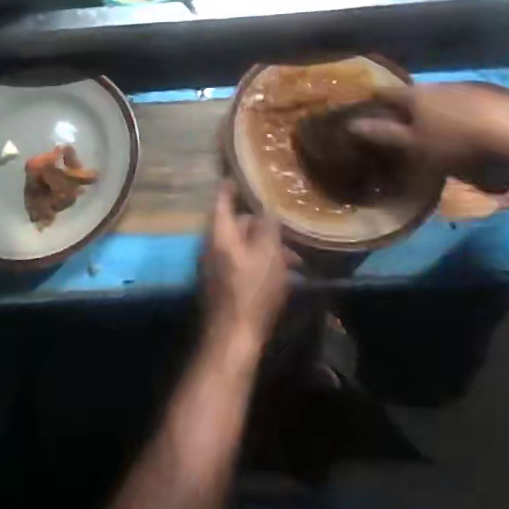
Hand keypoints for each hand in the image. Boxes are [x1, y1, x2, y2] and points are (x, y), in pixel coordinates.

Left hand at [201, 182, 294, 354]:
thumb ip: (268, 226)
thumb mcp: (269, 254)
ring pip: (242, 244)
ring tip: (297, 256)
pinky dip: (261, 261)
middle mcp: (211, 244)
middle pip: (236, 222)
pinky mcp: (222, 283)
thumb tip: (267, 208)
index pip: (223, 197)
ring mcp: (214, 264)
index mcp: (219, 231)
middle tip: (285, 220)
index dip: (233, 184)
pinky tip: (286, 274)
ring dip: (266, 246)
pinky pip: (242, 261)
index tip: (243, 172)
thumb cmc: (253, 290)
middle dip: (261, 222)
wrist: (234, 336)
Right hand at [347, 82, 508, 192]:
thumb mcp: (416, 147)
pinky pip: (469, 106)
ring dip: (436, 114)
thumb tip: (350, 123)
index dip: (371, 102)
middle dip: (406, 110)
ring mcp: (470, 88)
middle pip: (415, 96)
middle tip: (401, 130)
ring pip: (443, 100)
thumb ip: (383, 135)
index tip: (363, 113)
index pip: (384, 94)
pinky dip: (463, 118)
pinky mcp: (498, 97)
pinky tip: (472, 136)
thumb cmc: (461, 145)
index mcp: (415, 95)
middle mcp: (439, 85)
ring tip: (438, 136)